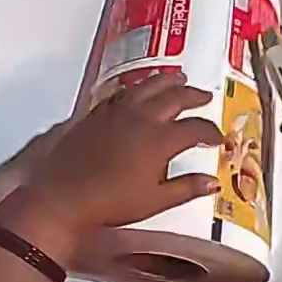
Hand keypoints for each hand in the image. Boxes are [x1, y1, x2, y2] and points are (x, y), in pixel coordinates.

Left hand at [11, 71, 221, 246]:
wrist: (63, 198)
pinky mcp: (96, 114)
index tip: (218, 138)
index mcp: (160, 140)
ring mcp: (116, 113)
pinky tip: (138, 92)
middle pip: (174, 97)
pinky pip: (121, 94)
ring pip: (147, 87)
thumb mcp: (155, 201)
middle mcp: (140, 118)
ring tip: (178, 78)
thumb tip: (212, 183)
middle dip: (193, 96)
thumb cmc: (110, 203)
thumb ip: (186, 188)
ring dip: (166, 81)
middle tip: (204, 96)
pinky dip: (137, 89)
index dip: (211, 132)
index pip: (196, 128)